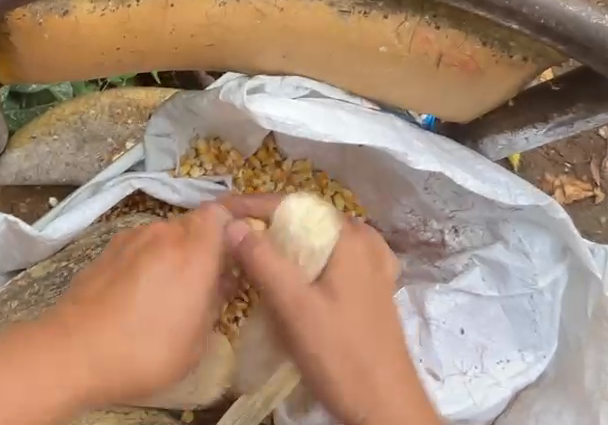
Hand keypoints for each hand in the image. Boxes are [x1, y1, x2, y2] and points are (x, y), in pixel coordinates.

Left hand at [39, 203, 233, 406]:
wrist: (76, 348)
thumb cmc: (146, 351)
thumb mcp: (197, 340)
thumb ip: (215, 300)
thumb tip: (224, 279)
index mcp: (193, 251)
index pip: (221, 213)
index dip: (234, 223)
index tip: (242, 246)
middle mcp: (163, 233)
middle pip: (195, 224)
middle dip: (207, 245)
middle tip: (211, 279)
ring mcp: (133, 236)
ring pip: (167, 234)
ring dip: (177, 253)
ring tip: (175, 291)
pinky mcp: (110, 246)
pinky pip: (142, 244)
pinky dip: (151, 258)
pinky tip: (144, 291)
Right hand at [221, 195, 440, 424]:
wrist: (389, 413)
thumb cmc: (342, 356)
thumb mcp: (294, 307)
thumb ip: (261, 259)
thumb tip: (230, 222)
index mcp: (349, 237)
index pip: (290, 204)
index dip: (250, 205)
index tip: (218, 211)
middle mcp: (364, 242)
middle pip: (304, 219)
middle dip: (266, 222)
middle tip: (231, 233)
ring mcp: (372, 267)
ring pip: (317, 239)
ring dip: (284, 242)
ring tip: (254, 251)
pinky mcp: (372, 290)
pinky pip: (331, 259)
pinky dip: (306, 259)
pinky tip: (293, 275)